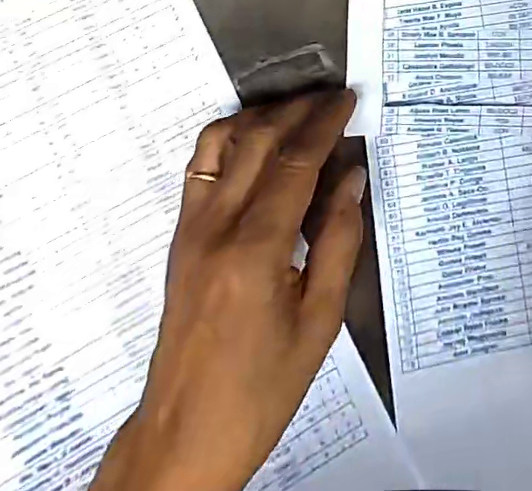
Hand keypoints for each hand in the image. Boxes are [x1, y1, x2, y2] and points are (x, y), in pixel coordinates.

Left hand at [90, 92, 364, 490]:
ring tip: (300, 111)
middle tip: (334, 97)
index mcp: (257, 249)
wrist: (183, 433)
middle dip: (299, 109)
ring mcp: (190, 231)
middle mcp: (216, 228)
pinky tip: (260, 143)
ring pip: (220, 145)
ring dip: (262, 117)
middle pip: (258, 141)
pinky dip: (232, 140)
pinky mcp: (180, 239)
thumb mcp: (323, 317)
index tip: (350, 99)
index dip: (326, 123)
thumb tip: (352, 178)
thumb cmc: (264, 383)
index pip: (295, 162)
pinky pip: (200, 169)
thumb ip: (340, 239)